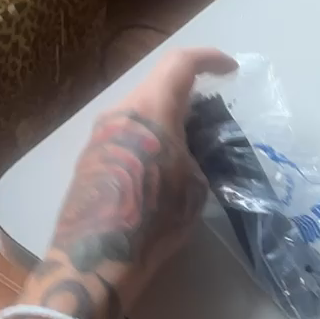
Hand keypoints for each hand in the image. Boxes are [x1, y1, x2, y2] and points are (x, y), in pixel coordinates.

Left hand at [22, 48, 236, 318]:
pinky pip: (127, 134)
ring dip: (169, 120)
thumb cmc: (155, 217)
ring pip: (141, 111)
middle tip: (214, 119)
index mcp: (151, 109)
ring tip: (192, 150)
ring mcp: (99, 136)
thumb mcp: (195, 185)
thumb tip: (189, 151)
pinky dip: (151, 139)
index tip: (230, 70)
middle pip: (158, 86)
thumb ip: (196, 154)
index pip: (181, 63)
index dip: (210, 59)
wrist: (96, 259)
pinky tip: (164, 171)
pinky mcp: (89, 159)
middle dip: (190, 95)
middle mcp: (120, 113)